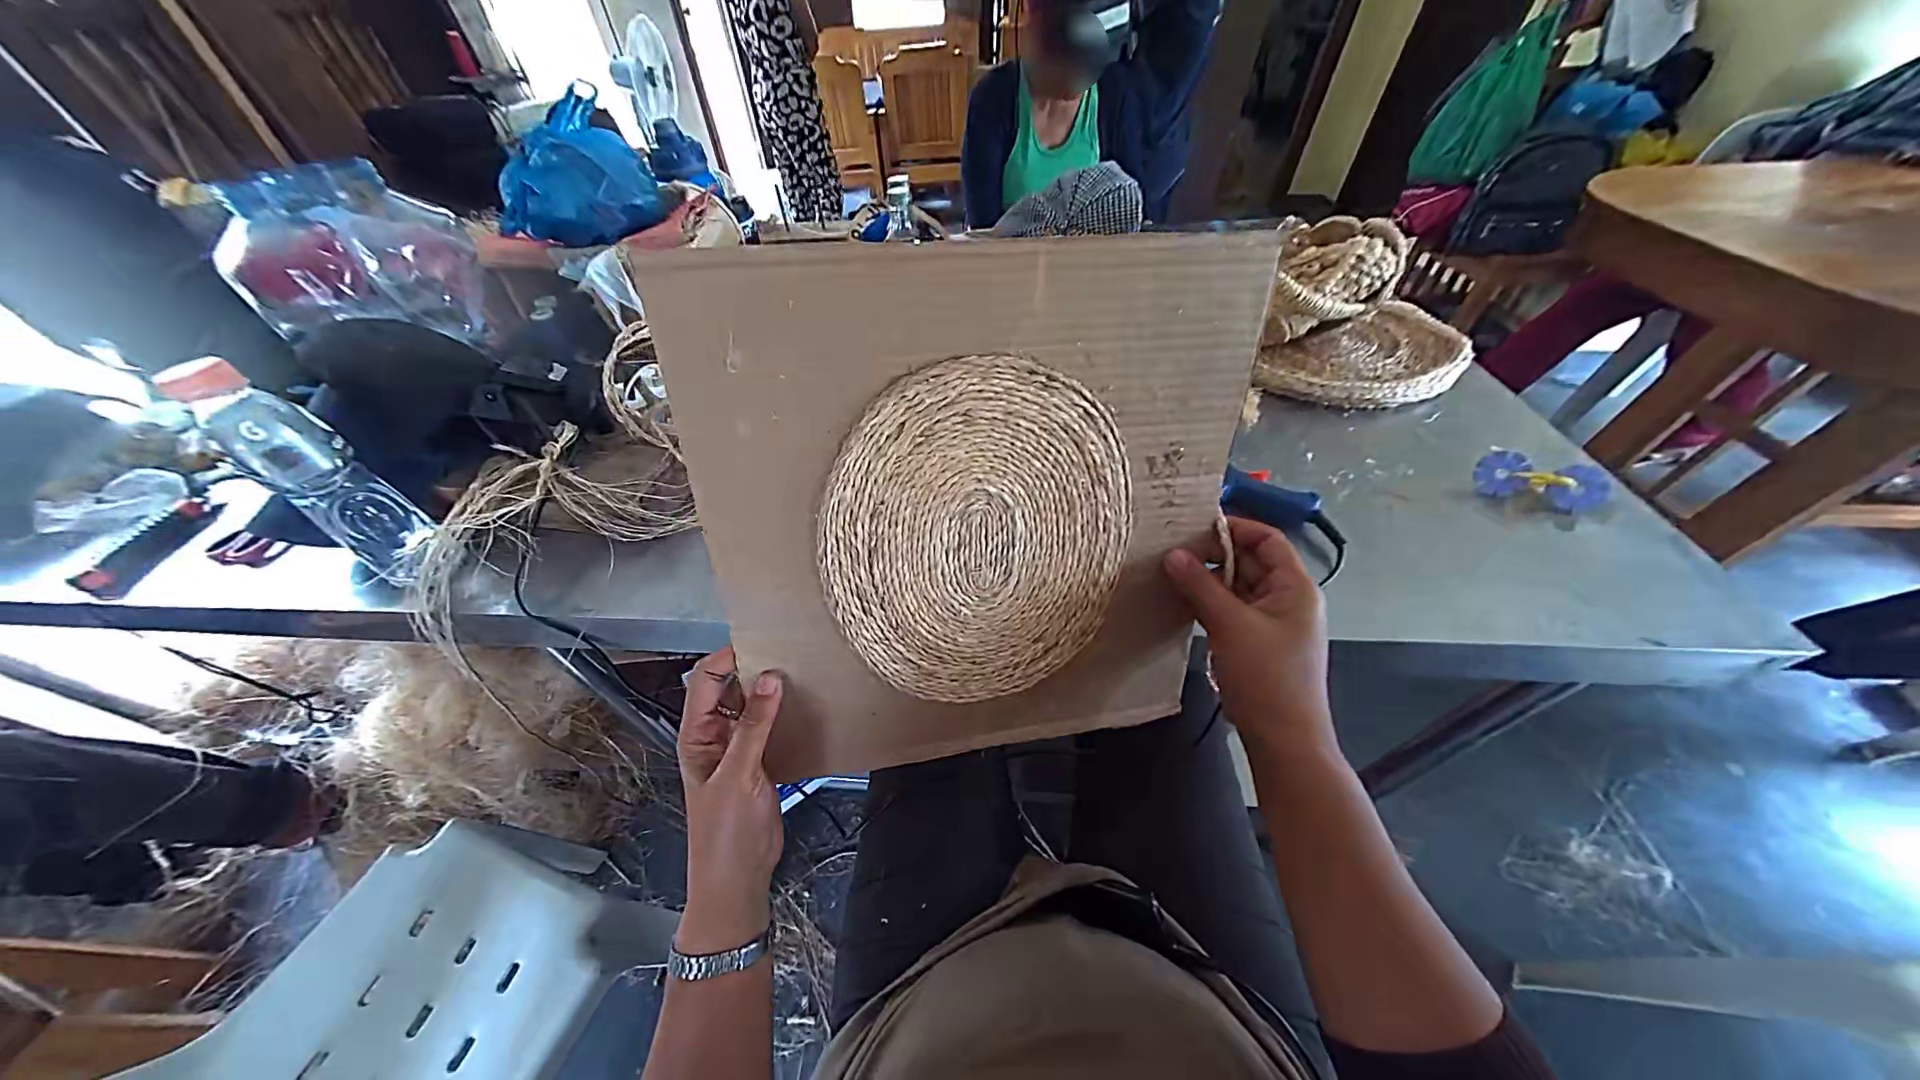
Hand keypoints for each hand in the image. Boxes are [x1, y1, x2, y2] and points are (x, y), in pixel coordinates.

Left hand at [676, 647, 783, 953]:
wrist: (738, 878)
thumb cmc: (726, 833)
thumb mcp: (739, 775)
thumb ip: (754, 725)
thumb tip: (769, 678)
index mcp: (697, 735)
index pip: (706, 682)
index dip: (728, 658)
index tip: (761, 641)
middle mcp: (715, 736)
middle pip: (728, 689)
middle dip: (752, 668)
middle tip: (786, 650)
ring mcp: (737, 749)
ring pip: (751, 705)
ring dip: (769, 690)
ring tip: (799, 670)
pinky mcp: (758, 761)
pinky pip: (768, 725)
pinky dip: (782, 712)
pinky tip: (802, 704)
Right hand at [1163, 516, 1336, 760]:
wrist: (1283, 738)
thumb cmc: (1266, 676)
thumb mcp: (1231, 625)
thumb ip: (1200, 586)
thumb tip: (1173, 554)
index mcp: (1294, 587)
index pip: (1267, 540)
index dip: (1235, 528)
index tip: (1195, 525)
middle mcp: (1285, 599)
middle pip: (1248, 562)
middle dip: (1211, 555)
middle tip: (1171, 549)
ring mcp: (1270, 622)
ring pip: (1235, 588)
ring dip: (1206, 580)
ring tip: (1168, 572)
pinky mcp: (1254, 642)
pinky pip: (1229, 610)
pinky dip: (1207, 603)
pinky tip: (1180, 600)